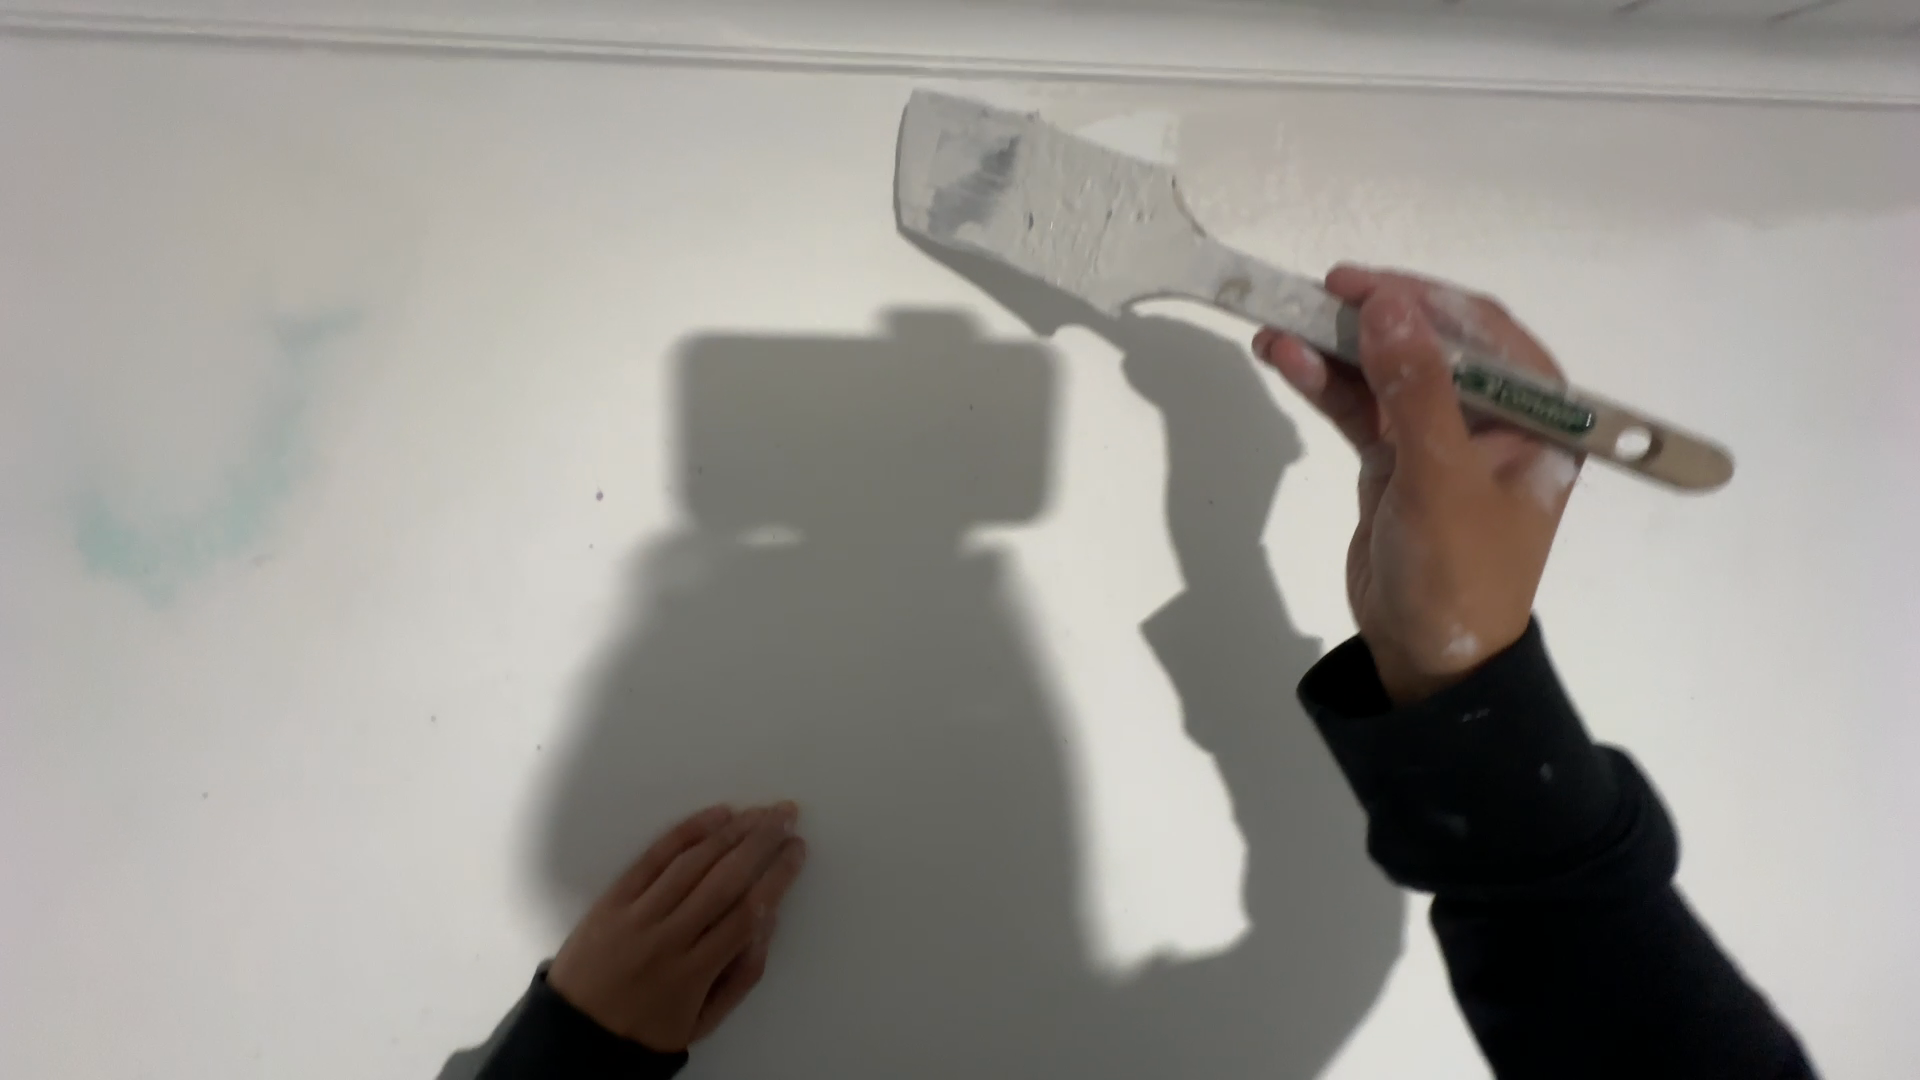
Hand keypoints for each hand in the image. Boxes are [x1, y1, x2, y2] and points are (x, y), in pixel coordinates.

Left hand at [547, 802, 807, 1051]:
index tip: (798, 849)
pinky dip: (688, 831)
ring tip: (760, 810)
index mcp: (693, 973)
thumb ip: (743, 975)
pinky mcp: (613, 899)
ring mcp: (637, 915)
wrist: (569, 1038)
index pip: (746, 913)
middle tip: (786, 814)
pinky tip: (717, 814)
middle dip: (761, 841)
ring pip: (693, 862)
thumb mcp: (701, 1022)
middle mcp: (668, 939)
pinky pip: (654, 857)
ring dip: (733, 830)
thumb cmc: (646, 1030)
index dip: (777, 875)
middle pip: (724, 879)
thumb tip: (771, 920)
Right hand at [1253, 266, 1579, 704]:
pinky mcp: (1391, 460)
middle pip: (1422, 347)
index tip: (1355, 285)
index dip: (1418, 300)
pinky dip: (1322, 387)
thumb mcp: (1440, 478)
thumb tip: (1387, 307)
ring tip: (1275, 328)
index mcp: (1533, 414)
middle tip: (1309, 297)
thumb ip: (1414, 389)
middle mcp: (1486, 416)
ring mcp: (1433, 438)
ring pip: (1380, 377)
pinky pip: (1355, 411)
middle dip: (1366, 322)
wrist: (1425, 651)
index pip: (1479, 333)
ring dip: (1331, 353)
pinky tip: (1285, 363)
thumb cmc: (1458, 570)